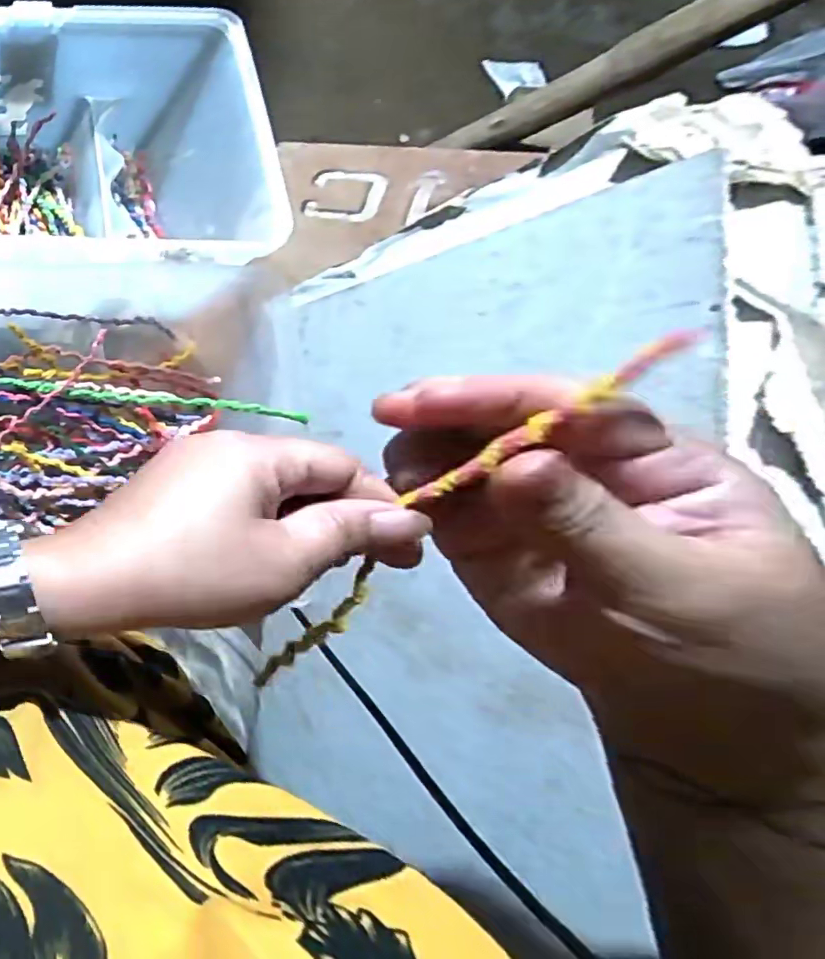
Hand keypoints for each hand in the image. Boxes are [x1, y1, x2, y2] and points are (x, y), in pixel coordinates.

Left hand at [31, 430, 430, 635]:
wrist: (92, 578)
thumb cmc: (196, 571)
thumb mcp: (285, 558)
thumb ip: (347, 531)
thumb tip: (405, 516)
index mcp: (253, 451)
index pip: (339, 463)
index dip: (379, 507)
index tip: (404, 558)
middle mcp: (218, 444)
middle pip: (299, 472)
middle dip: (334, 518)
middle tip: (350, 571)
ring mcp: (184, 462)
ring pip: (263, 487)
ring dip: (293, 525)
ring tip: (297, 571)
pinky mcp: (162, 485)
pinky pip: (226, 496)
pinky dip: (252, 524)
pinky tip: (248, 560)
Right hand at [376, 376, 824, 799]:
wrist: (695, 720)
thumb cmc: (727, 645)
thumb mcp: (672, 584)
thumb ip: (587, 523)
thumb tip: (516, 466)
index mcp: (651, 459)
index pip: (570, 408)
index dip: (497, 396)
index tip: (425, 398)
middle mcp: (577, 466)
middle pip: (498, 421)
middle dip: (440, 414)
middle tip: (388, 416)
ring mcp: (521, 501)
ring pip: (454, 454)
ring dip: (417, 456)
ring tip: (397, 480)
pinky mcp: (479, 535)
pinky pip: (434, 504)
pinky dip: (406, 498)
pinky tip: (395, 507)